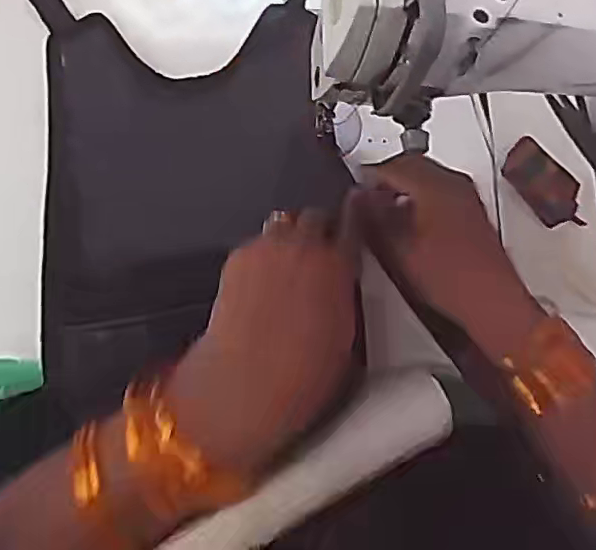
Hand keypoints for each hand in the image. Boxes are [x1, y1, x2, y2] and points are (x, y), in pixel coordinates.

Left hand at [168, 203, 359, 476]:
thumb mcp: (347, 335)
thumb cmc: (304, 374)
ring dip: (290, 235)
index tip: (357, 212)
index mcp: (338, 264)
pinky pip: (257, 242)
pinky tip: (260, 280)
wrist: (246, 382)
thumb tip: (343, 284)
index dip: (356, 215)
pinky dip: (262, 253)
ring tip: (288, 261)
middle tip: (318, 249)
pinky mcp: (239, 254)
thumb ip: (347, 293)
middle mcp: (304, 245)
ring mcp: (268, 246)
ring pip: (284, 221)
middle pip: (315, 215)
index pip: (354, 221)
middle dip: (319, 228)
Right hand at [358, 153, 546, 357]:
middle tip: (367, 191)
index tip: (356, 184)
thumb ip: (374, 217)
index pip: (392, 166)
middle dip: (387, 175)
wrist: (492, 303)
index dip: (368, 176)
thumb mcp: (399, 249)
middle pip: (412, 163)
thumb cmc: (455, 280)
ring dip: (405, 183)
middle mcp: (454, 183)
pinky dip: (421, 193)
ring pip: (427, 173)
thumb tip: (359, 199)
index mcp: (434, 185)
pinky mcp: (473, 209)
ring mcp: (467, 195)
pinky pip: (441, 186)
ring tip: (385, 204)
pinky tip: (410, 215)